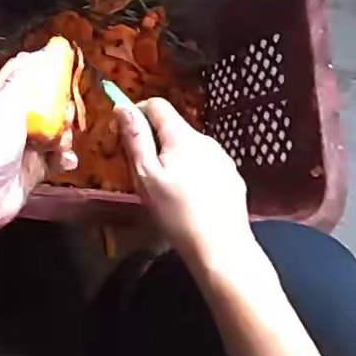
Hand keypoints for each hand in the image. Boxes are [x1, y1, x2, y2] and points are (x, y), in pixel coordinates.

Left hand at [0, 50, 77, 238]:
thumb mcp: (3, 110)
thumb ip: (24, 85)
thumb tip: (39, 56)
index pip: (20, 74)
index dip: (40, 65)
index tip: (63, 59)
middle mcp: (12, 119)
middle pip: (45, 102)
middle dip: (61, 104)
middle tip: (68, 111)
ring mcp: (24, 145)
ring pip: (55, 129)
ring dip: (65, 134)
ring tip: (63, 142)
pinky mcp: (34, 168)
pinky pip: (57, 158)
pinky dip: (65, 158)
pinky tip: (66, 160)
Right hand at [116, 98, 252, 262]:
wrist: (223, 250)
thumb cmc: (177, 213)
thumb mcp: (146, 176)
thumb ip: (135, 139)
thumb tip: (122, 106)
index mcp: (182, 136)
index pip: (156, 104)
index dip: (136, 112)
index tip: (125, 136)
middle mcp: (205, 139)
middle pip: (172, 126)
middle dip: (153, 140)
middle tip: (142, 170)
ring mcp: (223, 158)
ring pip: (189, 146)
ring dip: (173, 156)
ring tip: (165, 188)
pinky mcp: (232, 177)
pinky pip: (205, 163)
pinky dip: (192, 170)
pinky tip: (189, 197)